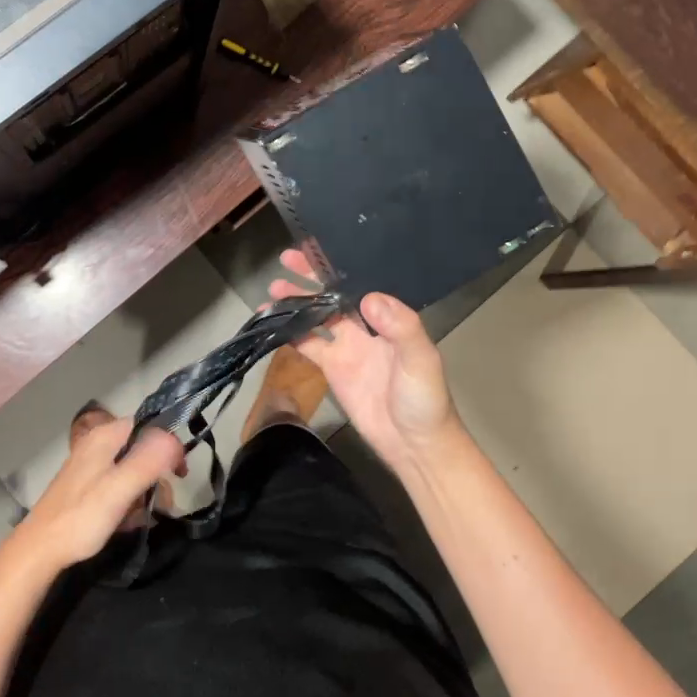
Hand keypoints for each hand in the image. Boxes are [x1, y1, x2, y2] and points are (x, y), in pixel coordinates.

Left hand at [6, 417, 183, 573]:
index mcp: (104, 437)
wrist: (41, 549)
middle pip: (141, 449)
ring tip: (145, 518)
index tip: (179, 475)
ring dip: (144, 492)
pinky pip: (119, 486)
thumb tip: (174, 438)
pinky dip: (129, 501)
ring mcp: (91, 466)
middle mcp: (97, 445)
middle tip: (164, 504)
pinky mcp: (88, 487)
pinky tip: (129, 522)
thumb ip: (147, 462)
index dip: (168, 445)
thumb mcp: (119, 490)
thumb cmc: (81, 518)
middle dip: (157, 475)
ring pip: (131, 470)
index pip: (147, 425)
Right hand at [269, 249, 459, 477]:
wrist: (415, 446)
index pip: (359, 284)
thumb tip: (368, 297)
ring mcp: (347, 348)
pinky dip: (290, 334)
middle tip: (286, 259)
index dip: (337, 267)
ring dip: (296, 303)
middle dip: (311, 277)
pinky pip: (308, 345)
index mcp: (389, 319)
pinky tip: (271, 324)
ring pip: (316, 316)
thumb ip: (401, 327)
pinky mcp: (332, 369)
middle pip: (333, 295)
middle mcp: (366, 328)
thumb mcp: (421, 360)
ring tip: (272, 290)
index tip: (317, 250)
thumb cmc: (425, 400)